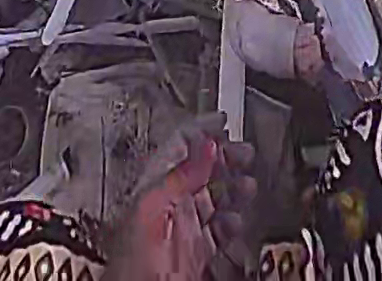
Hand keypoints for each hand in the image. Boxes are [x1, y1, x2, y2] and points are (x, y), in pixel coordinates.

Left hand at [107, 120, 256, 280]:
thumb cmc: (133, 258)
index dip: (201, 131)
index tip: (221, 122)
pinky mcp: (195, 254)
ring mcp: (183, 227)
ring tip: (248, 184)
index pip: (180, 145)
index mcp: (155, 182)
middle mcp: (170, 201)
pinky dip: (230, 224)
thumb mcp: (155, 207)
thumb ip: (181, 175)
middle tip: (244, 152)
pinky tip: (237, 220)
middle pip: (200, 169)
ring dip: (232, 189)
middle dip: (224, 158)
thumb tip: (206, 145)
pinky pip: (216, 232)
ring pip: (212, 199)